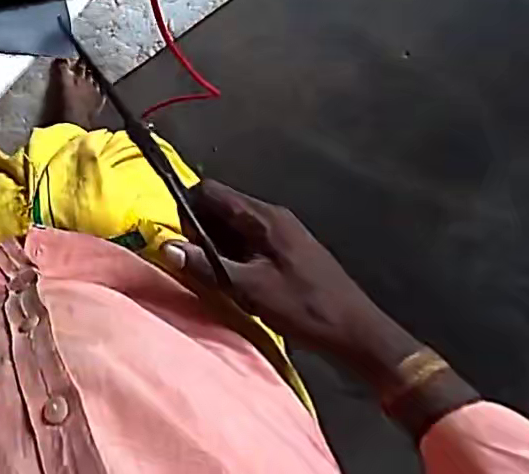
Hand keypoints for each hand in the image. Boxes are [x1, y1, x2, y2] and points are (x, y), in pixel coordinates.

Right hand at [163, 180, 417, 379]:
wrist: (362, 336)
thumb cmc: (306, 308)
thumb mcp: (250, 289)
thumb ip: (207, 266)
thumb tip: (166, 248)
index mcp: (262, 216)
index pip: (209, 190)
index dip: (189, 209)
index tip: (186, 240)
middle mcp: (271, 214)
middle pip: (220, 205)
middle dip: (203, 230)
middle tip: (203, 263)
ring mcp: (282, 230)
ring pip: (234, 223)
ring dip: (220, 244)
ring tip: (222, 276)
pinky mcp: (288, 247)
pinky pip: (249, 237)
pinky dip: (237, 253)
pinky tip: (242, 281)